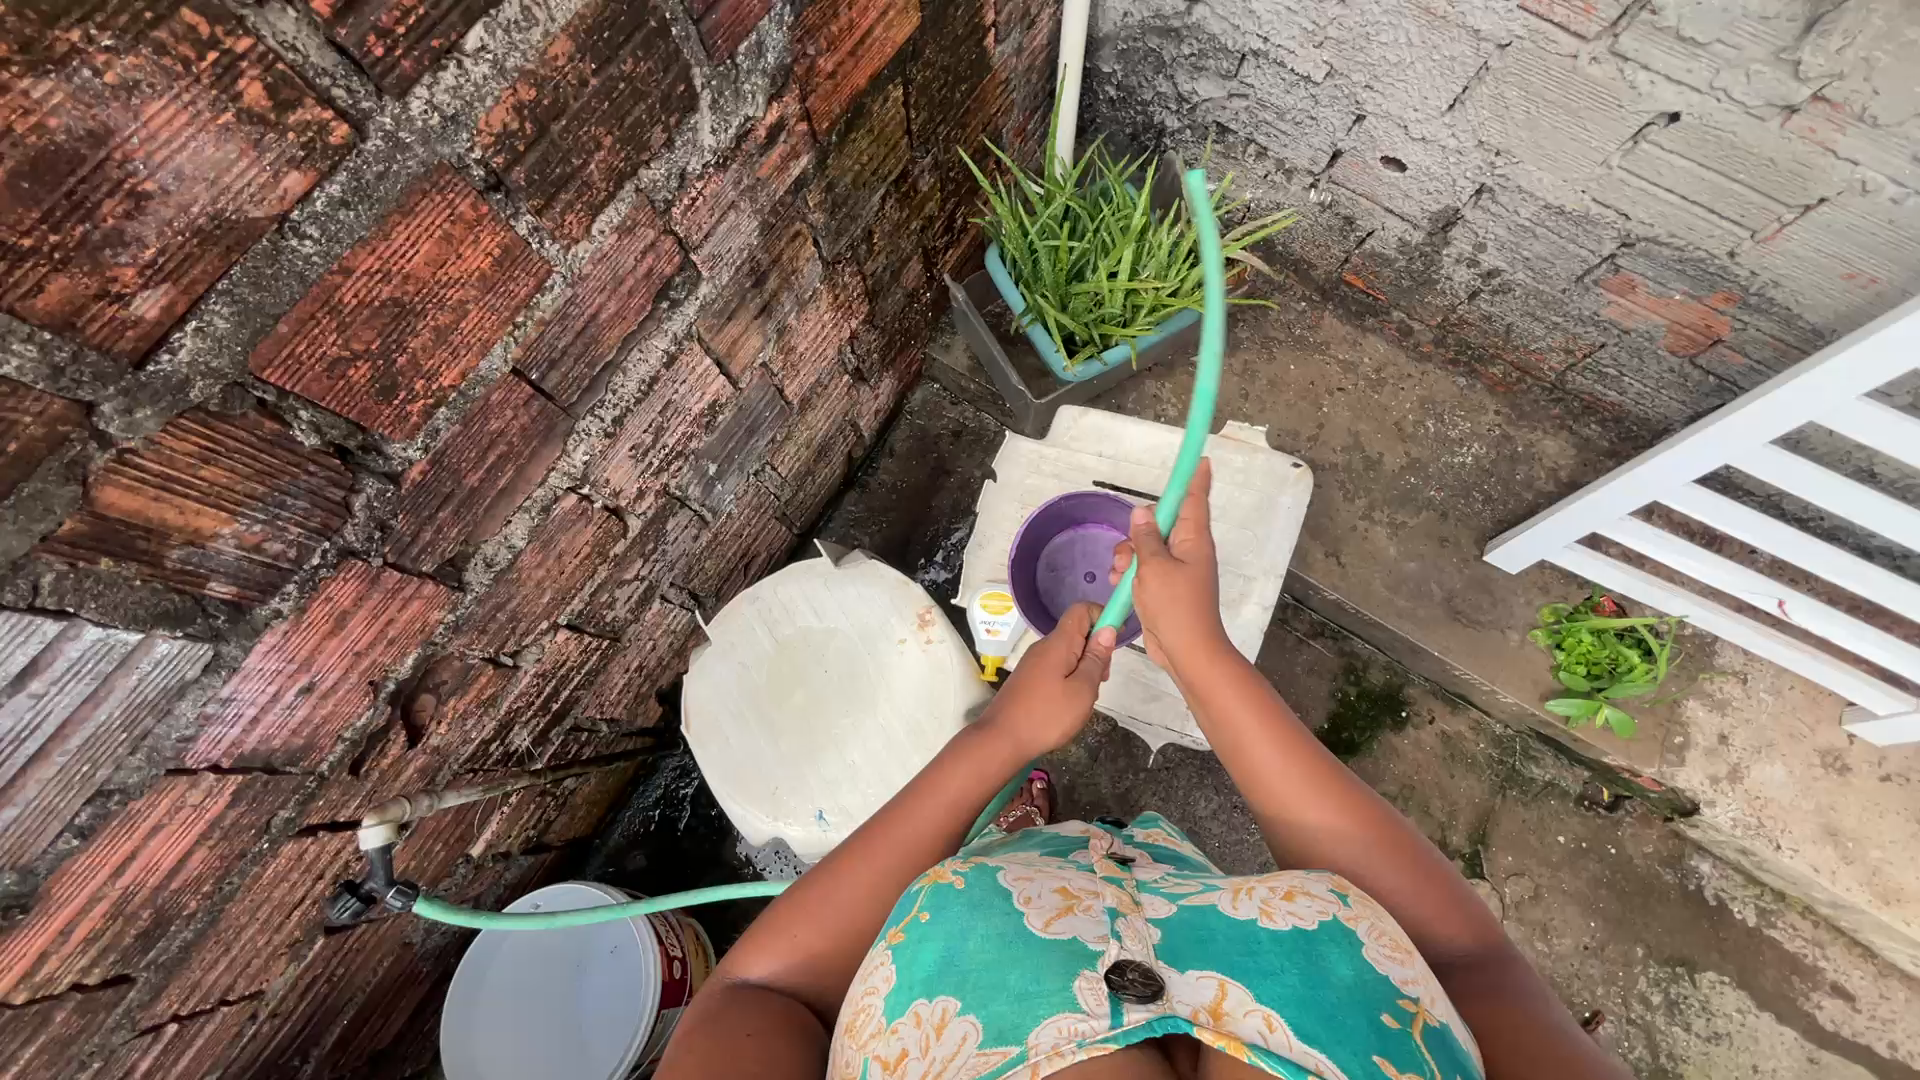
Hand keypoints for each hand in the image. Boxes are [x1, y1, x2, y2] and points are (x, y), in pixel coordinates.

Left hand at [978, 601, 1117, 756]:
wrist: (1001, 739)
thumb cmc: (1047, 716)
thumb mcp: (1082, 690)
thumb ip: (1096, 659)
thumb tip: (1107, 629)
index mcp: (1058, 643)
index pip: (1081, 610)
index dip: (1103, 616)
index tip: (1118, 639)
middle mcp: (1044, 646)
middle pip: (1077, 632)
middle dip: (1096, 650)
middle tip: (1101, 679)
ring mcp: (1035, 662)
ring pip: (1069, 653)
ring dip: (1085, 669)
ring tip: (1085, 697)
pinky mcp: (1030, 678)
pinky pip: (1057, 668)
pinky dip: (1071, 679)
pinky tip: (1070, 704)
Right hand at [1110, 457, 1229, 677]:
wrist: (1185, 650)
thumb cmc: (1175, 606)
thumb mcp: (1154, 567)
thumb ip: (1145, 538)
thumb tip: (1142, 512)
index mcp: (1194, 540)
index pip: (1195, 500)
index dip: (1196, 479)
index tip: (1202, 459)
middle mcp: (1188, 550)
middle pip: (1162, 524)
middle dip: (1138, 532)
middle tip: (1128, 551)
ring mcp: (1177, 570)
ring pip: (1147, 548)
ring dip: (1129, 557)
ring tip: (1122, 575)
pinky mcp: (1165, 587)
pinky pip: (1144, 569)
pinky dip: (1131, 574)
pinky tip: (1121, 586)